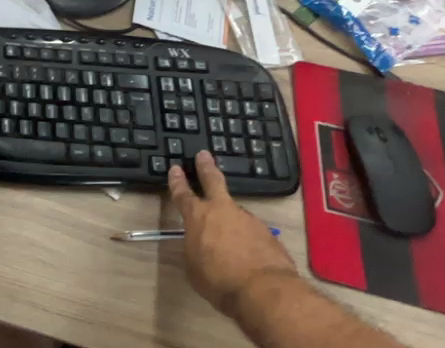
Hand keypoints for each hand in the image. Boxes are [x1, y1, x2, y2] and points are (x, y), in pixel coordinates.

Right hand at [167, 152, 297, 313]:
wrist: (264, 291)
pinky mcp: (268, 233)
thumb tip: (198, 243)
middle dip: (206, 167)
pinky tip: (251, 253)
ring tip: (233, 236)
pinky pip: (254, 232)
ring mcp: (248, 219)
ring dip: (233, 218)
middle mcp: (222, 211)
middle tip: (204, 155)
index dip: (177, 181)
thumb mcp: (194, 268)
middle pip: (213, 181)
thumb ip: (194, 249)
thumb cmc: (219, 280)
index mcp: (197, 217)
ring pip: (236, 212)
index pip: (182, 194)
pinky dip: (250, 238)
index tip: (175, 168)